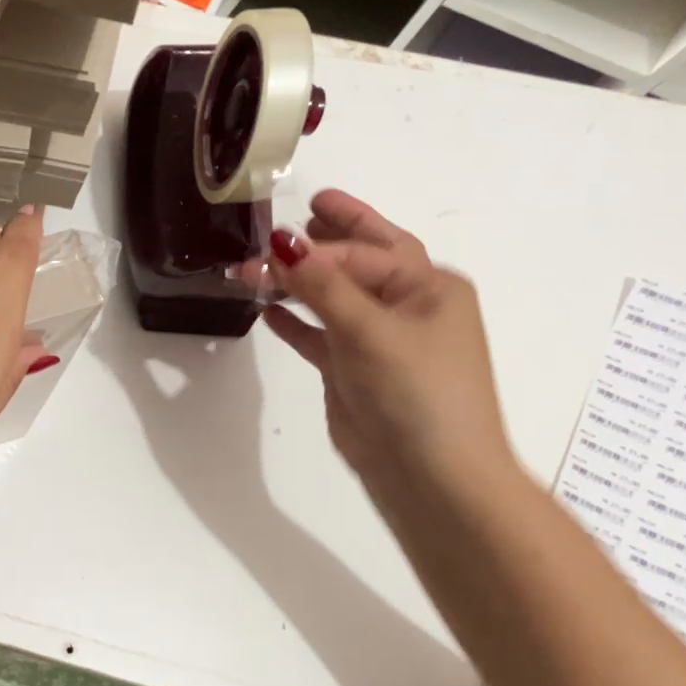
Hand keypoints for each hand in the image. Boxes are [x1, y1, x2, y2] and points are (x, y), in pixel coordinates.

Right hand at [263, 190, 517, 500]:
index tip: (267, 242)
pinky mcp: (351, 369)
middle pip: (358, 261)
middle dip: (324, 239)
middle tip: (287, 216)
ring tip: (256, 267)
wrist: (427, 468)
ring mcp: (377, 339)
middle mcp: (406, 306)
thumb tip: (282, 240)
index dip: (317, 246)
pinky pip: (317, 334)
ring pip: (331, 297)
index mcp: (429, 287)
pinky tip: (266, 311)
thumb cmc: (413, 390)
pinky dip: (293, 322)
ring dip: (297, 282)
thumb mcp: (368, 330)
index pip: (364, 252)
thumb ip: (323, 285)